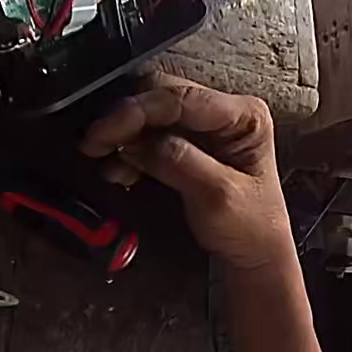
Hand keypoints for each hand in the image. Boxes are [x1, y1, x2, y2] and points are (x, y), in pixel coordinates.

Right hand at [81, 74, 293, 272]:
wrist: (255, 256)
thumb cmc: (251, 227)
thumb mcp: (218, 196)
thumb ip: (180, 163)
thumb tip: (136, 143)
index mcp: (243, 116)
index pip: (182, 98)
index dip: (138, 111)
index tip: (105, 133)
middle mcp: (224, 112)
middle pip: (162, 95)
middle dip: (126, 118)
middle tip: (96, 143)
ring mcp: (205, 128)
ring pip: (150, 114)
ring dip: (123, 135)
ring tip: (103, 160)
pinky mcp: (188, 145)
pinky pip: (149, 136)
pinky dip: (128, 150)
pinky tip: (119, 171)